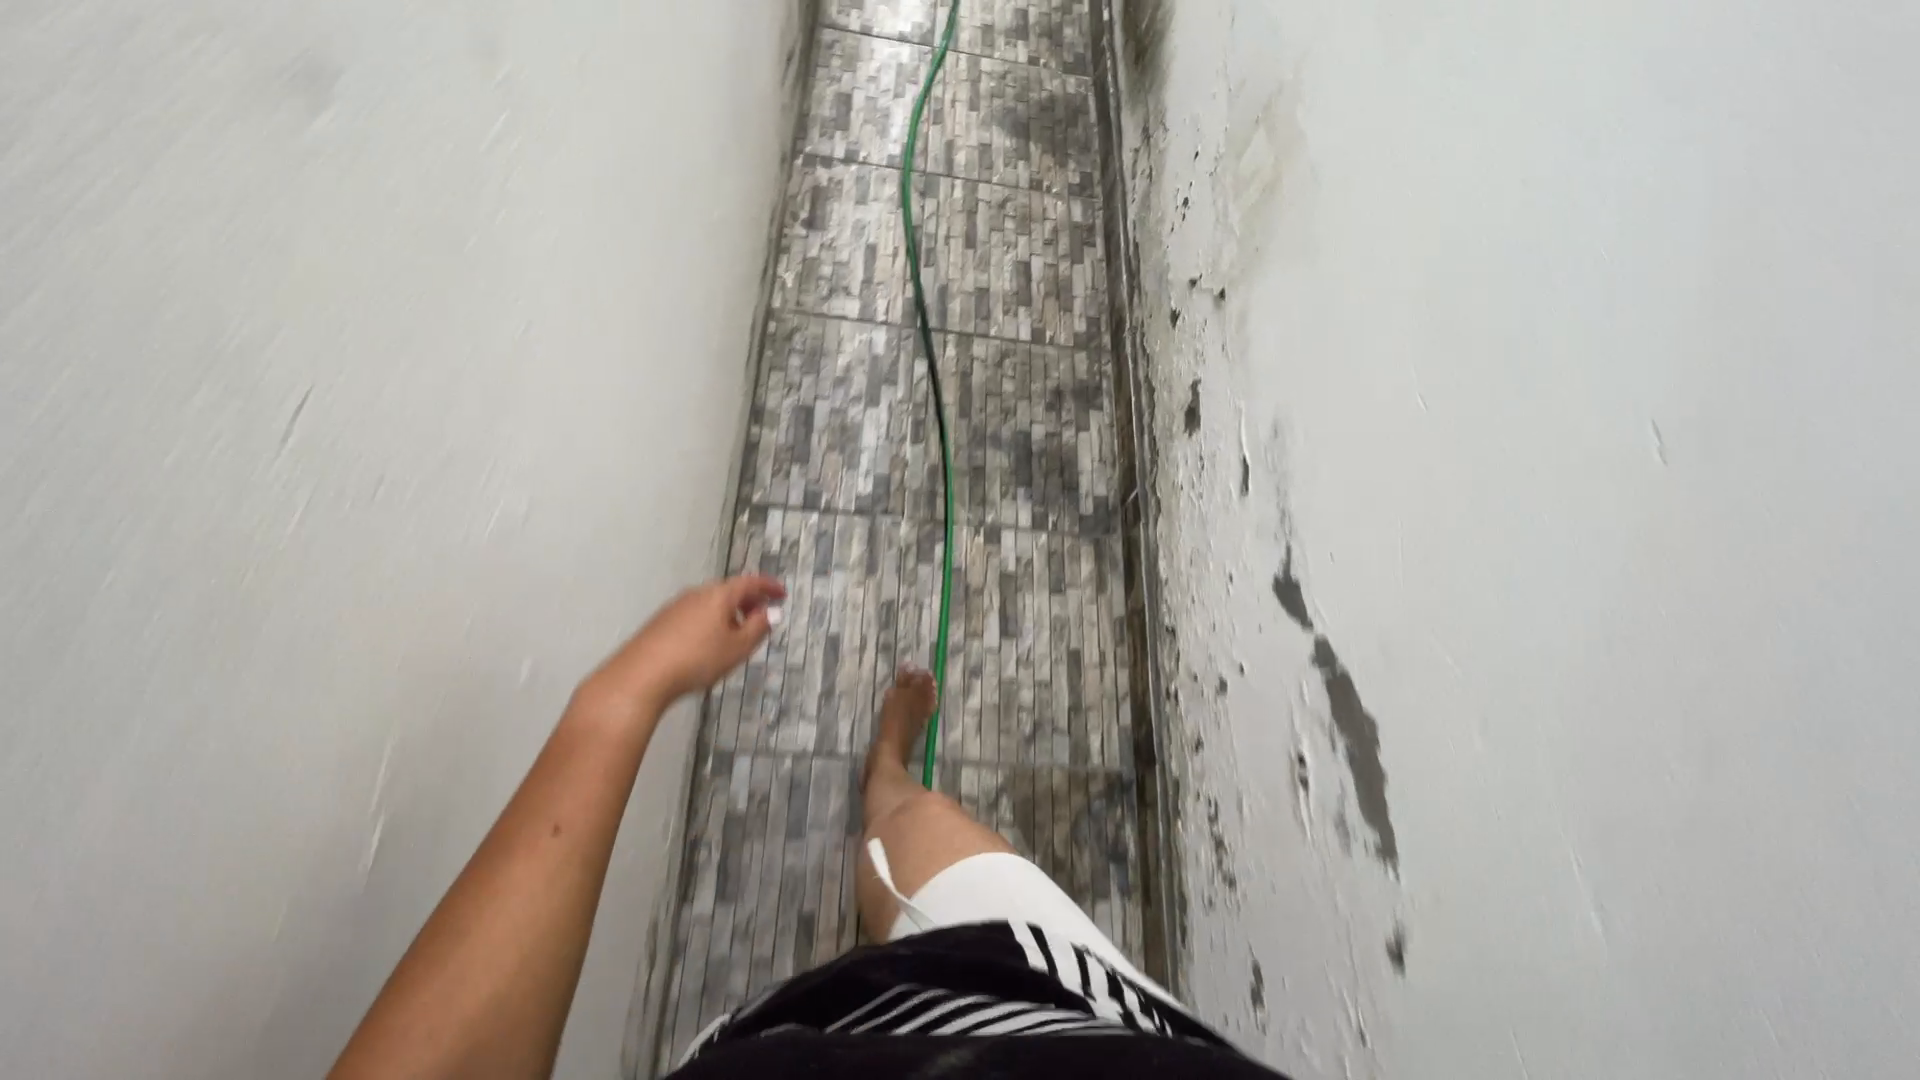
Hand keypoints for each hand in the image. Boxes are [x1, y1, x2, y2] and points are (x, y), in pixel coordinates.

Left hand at [581, 575, 786, 717]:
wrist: (640, 675)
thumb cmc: (697, 659)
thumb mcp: (737, 648)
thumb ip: (758, 628)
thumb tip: (770, 612)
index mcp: (719, 595)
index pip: (750, 582)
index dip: (768, 586)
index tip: (782, 594)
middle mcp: (697, 594)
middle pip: (729, 591)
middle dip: (749, 601)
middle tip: (762, 617)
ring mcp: (676, 606)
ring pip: (711, 603)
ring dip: (729, 614)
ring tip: (738, 635)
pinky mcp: (661, 622)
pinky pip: (696, 614)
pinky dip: (711, 621)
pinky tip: (709, 644)